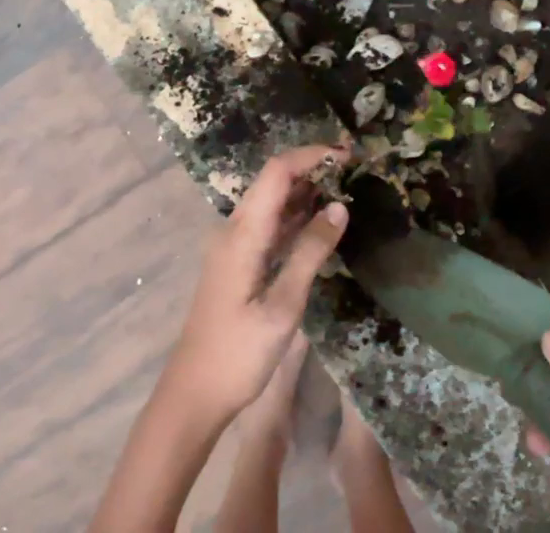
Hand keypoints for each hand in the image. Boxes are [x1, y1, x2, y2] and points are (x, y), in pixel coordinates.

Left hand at [165, 144, 349, 423]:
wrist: (194, 395)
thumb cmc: (238, 355)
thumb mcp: (282, 307)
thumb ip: (310, 253)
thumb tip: (340, 206)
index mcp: (242, 236)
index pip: (276, 174)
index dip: (311, 156)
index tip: (349, 155)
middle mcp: (234, 231)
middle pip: (273, 182)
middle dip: (312, 168)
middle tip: (356, 171)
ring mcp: (234, 247)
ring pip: (271, 203)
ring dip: (306, 192)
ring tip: (347, 189)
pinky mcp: (238, 264)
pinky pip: (268, 226)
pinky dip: (296, 217)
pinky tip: (322, 223)